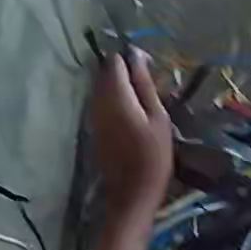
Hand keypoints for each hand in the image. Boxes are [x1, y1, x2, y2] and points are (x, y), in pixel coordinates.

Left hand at [89, 49, 172, 222]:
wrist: (131, 193)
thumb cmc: (153, 156)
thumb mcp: (158, 117)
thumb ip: (145, 85)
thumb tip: (136, 56)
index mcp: (115, 96)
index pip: (114, 62)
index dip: (131, 61)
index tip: (149, 72)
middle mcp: (98, 102)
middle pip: (104, 74)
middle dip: (123, 73)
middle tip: (147, 88)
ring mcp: (93, 117)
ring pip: (101, 89)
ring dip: (119, 89)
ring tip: (142, 103)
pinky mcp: (94, 129)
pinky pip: (101, 105)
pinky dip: (114, 104)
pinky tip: (131, 116)